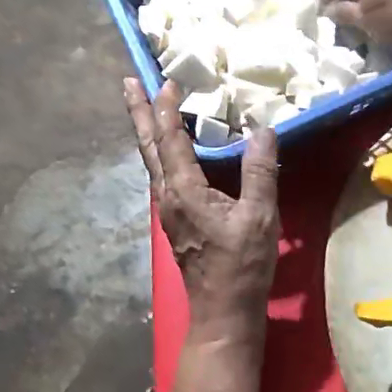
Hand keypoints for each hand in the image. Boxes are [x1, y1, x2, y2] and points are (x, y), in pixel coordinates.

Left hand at [124, 79, 280, 344]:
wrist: (223, 312)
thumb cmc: (242, 266)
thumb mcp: (259, 217)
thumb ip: (260, 171)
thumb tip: (263, 129)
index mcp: (184, 190)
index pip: (170, 139)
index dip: (166, 108)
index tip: (166, 80)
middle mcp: (167, 196)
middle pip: (148, 146)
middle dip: (138, 112)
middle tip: (128, 82)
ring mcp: (168, 209)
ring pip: (152, 161)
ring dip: (147, 130)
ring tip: (143, 106)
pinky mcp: (175, 219)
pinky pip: (161, 174)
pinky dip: (160, 151)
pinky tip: (169, 150)